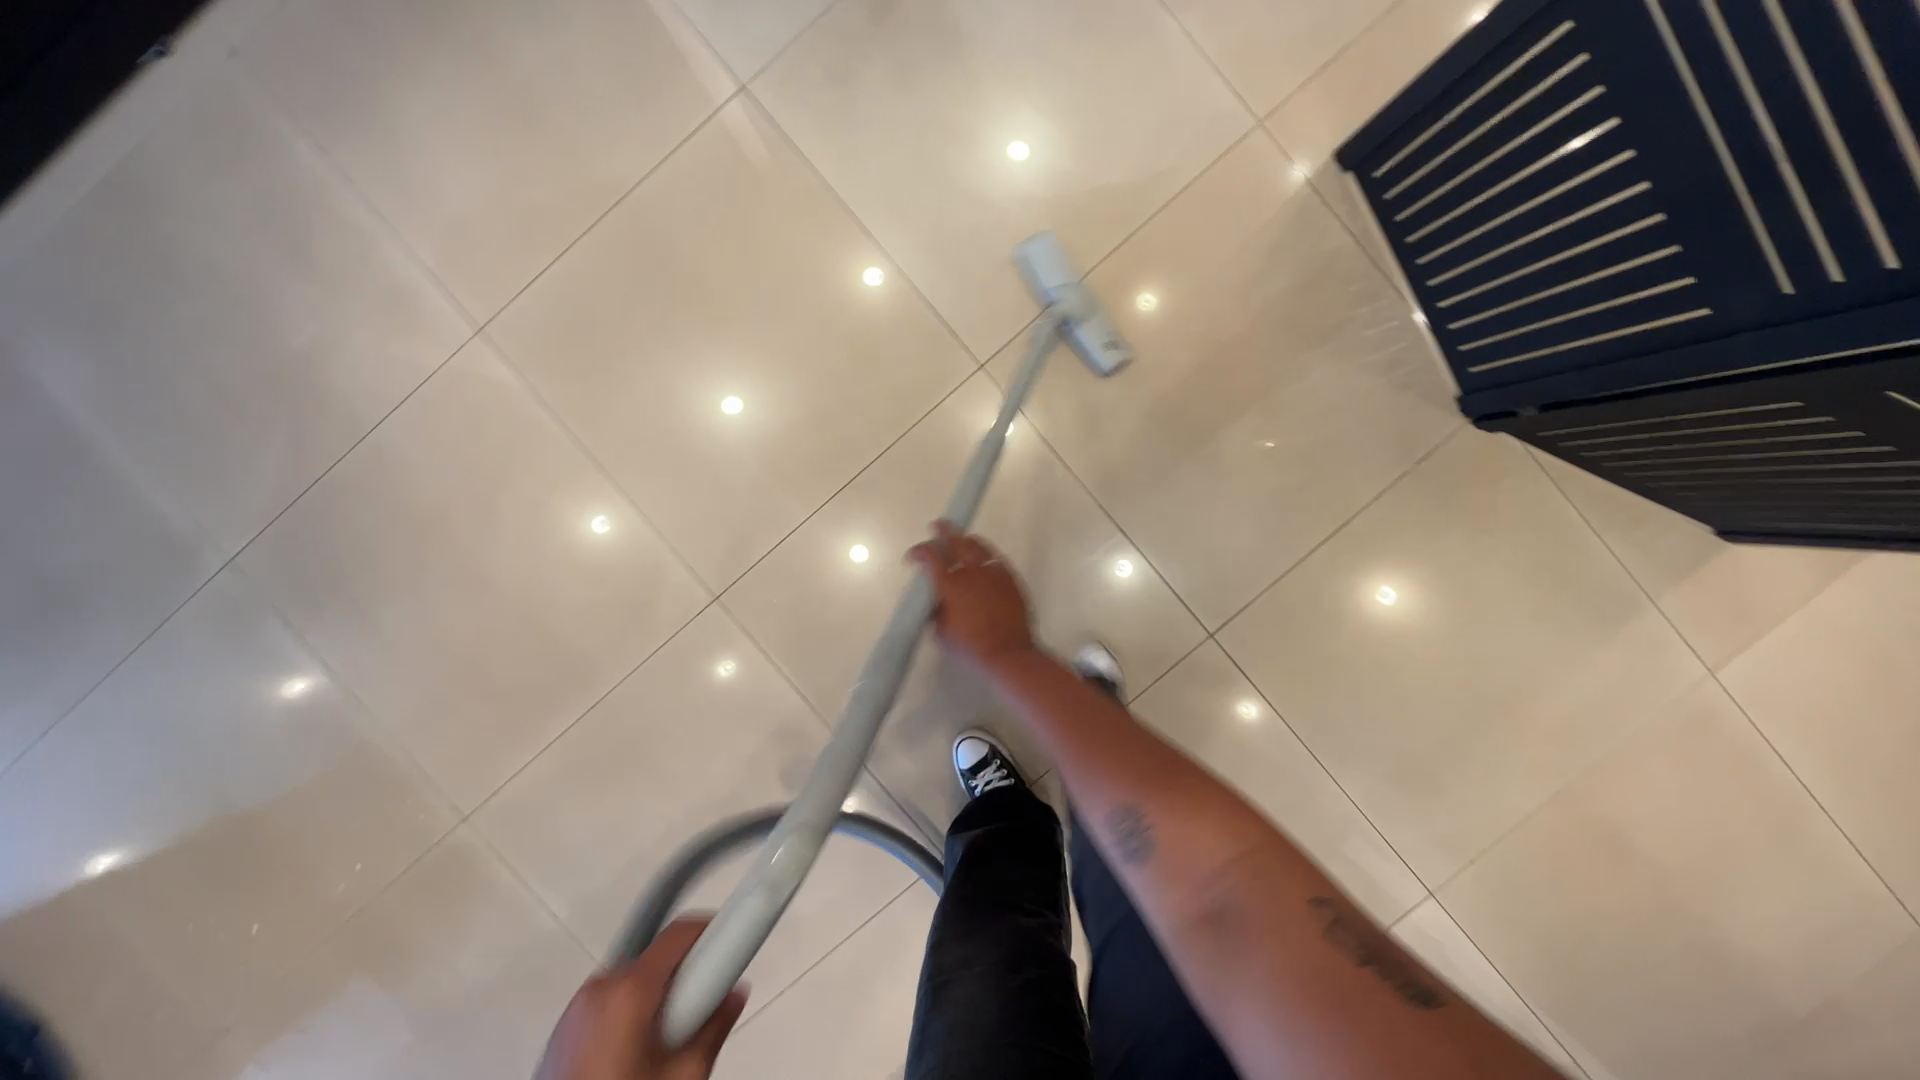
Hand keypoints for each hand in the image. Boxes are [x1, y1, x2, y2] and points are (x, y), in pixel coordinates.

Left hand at [535, 918, 747, 1079]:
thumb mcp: (683, 1076)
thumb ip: (715, 1027)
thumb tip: (735, 994)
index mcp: (629, 990)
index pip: (681, 932)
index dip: (714, 932)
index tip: (732, 946)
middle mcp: (598, 986)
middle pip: (659, 958)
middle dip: (687, 978)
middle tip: (702, 1015)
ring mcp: (576, 1008)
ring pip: (636, 981)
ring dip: (660, 999)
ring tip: (666, 1048)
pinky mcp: (564, 1029)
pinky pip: (612, 1002)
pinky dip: (633, 1014)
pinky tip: (638, 1057)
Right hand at [907, 521, 1036, 671]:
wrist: (1009, 653)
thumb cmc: (971, 647)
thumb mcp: (942, 633)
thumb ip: (936, 612)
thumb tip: (937, 602)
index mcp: (950, 585)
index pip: (930, 556)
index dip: (919, 552)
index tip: (913, 557)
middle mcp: (971, 572)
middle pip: (956, 541)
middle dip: (943, 531)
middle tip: (936, 526)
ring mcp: (993, 572)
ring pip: (978, 545)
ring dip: (965, 539)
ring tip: (961, 538)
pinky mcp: (1010, 578)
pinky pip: (996, 558)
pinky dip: (985, 555)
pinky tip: (983, 558)